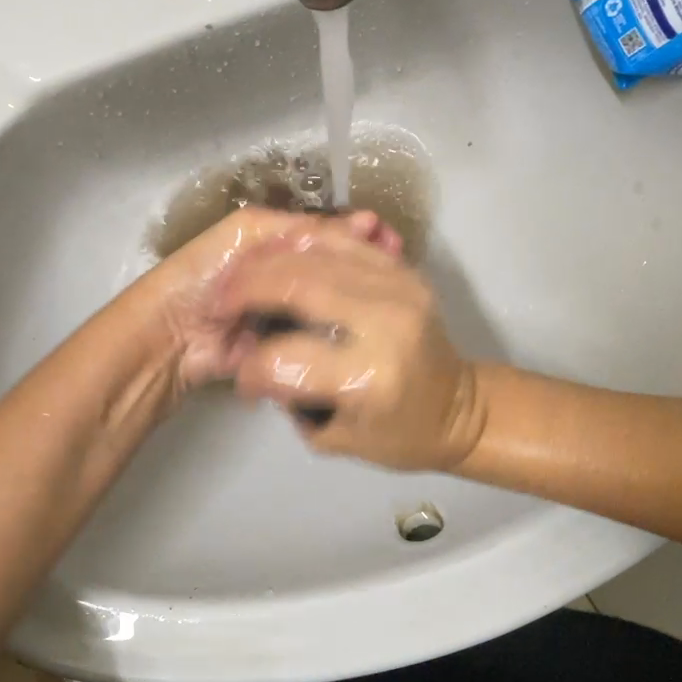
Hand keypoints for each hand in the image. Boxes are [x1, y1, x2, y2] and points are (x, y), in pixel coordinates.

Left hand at [139, 207, 402, 391]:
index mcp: (273, 246)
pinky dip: (340, 331)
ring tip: (395, 291)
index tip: (388, 237)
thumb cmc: (204, 275)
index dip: (355, 236)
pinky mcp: (287, 349)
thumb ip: (302, 230)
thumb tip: (364, 226)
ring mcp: (285, 315)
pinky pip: (318, 337)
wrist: (172, 335)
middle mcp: (283, 278)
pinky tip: (368, 325)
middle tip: (399, 261)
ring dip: (358, 300)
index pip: (324, 237)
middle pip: (332, 270)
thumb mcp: (250, 234)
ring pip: (330, 304)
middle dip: (366, 264)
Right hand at [216, 231, 484, 471]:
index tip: (242, 379)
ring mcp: (401, 290)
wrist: (460, 409)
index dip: (251, 369)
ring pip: (320, 253)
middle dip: (248, 287)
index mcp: (370, 378)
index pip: (287, 359)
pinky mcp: (406, 273)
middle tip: (220, 299)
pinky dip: (307, 243)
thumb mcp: (337, 438)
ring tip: (242, 273)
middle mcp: (387, 324)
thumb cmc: (399, 435)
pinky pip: (347, 243)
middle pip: (300, 285)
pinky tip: (280, 253)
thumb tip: (254, 361)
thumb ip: (292, 399)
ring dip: (271, 259)